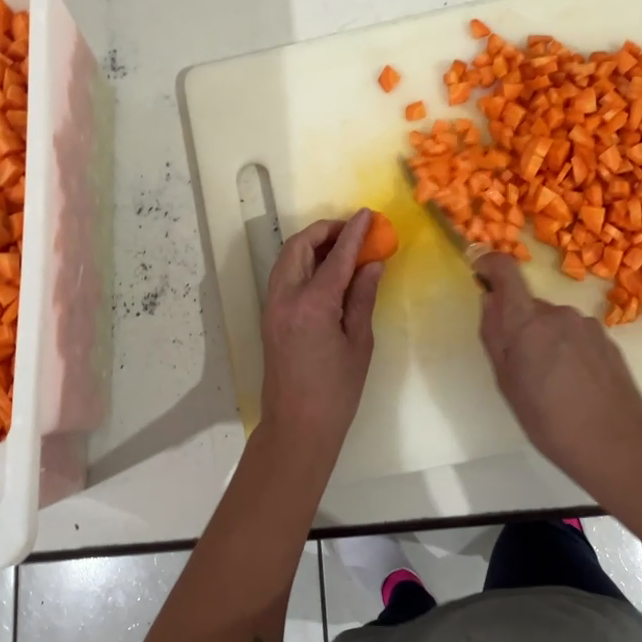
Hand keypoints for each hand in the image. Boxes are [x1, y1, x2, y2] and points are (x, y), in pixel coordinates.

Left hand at [259, 210, 385, 460]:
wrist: (296, 426)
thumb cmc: (336, 392)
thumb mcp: (359, 343)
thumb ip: (362, 298)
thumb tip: (371, 264)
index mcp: (312, 305)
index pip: (336, 257)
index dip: (354, 233)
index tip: (369, 215)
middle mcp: (285, 298)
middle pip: (299, 246)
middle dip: (325, 231)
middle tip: (353, 230)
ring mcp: (272, 306)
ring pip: (286, 258)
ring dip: (311, 244)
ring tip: (341, 245)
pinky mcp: (269, 316)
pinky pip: (283, 275)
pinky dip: (303, 262)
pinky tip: (324, 268)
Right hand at [475, 253, 641, 483]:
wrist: (618, 445)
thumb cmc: (549, 420)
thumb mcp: (506, 382)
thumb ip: (494, 336)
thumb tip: (489, 300)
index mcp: (527, 321)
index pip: (506, 271)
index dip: (490, 263)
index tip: (480, 270)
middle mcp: (558, 313)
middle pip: (529, 306)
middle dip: (519, 326)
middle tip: (518, 366)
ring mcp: (588, 326)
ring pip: (553, 323)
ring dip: (544, 341)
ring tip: (549, 384)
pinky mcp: (608, 342)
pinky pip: (575, 336)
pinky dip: (566, 351)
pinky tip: (573, 386)